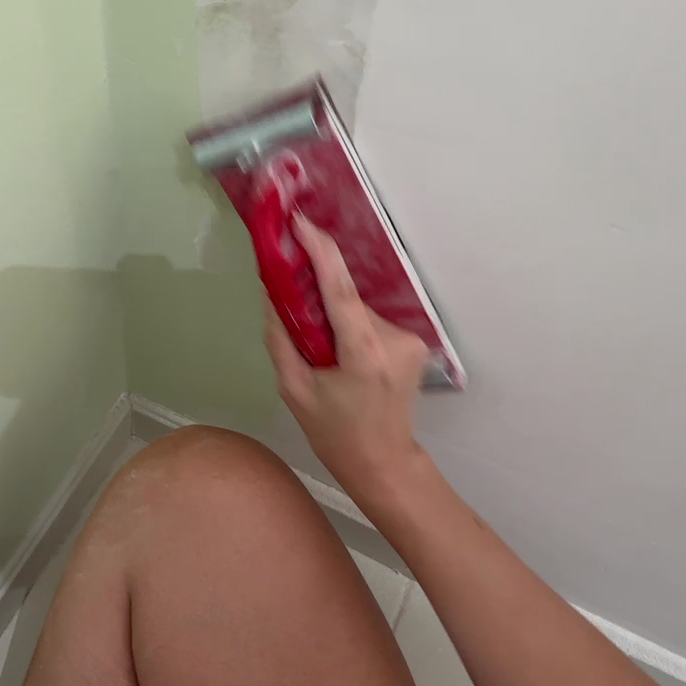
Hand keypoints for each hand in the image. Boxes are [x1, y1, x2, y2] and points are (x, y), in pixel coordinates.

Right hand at [264, 214, 432, 506]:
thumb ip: (280, 338)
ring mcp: (410, 340)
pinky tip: (342, 357)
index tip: (300, 223)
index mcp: (363, 354)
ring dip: (335, 316)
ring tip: (323, 353)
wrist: (383, 461)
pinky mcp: (414, 342)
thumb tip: (271, 293)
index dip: (321, 251)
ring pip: (358, 309)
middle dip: (318, 296)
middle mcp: (394, 340)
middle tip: (292, 308)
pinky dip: (350, 327)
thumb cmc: (333, 432)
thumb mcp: (294, 389)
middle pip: (346, 298)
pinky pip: (369, 320)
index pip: (341, 290)